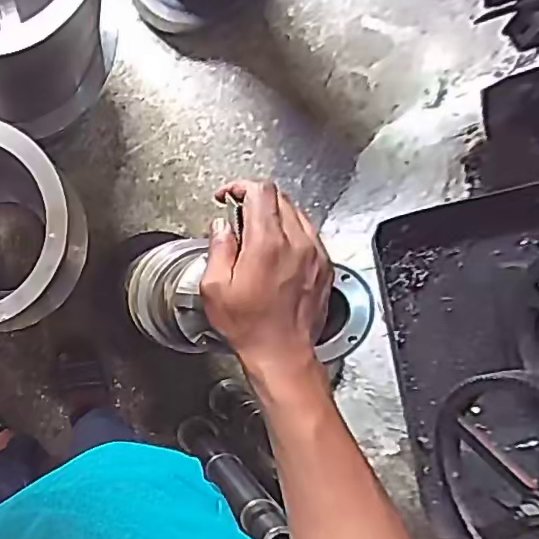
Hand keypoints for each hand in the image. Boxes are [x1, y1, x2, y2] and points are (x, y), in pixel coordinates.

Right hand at [200, 180, 332, 374]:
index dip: (240, 187)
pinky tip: (275, 251)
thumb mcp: (214, 287)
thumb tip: (222, 228)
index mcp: (267, 244)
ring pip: (297, 214)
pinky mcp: (324, 267)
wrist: (281, 351)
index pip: (261, 192)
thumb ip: (218, 249)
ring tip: (255, 234)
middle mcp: (297, 243)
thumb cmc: (249, 325)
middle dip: (256, 200)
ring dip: (274, 216)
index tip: (228, 196)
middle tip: (238, 215)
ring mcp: (315, 254)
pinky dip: (291, 234)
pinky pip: (309, 235)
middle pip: (280, 199)